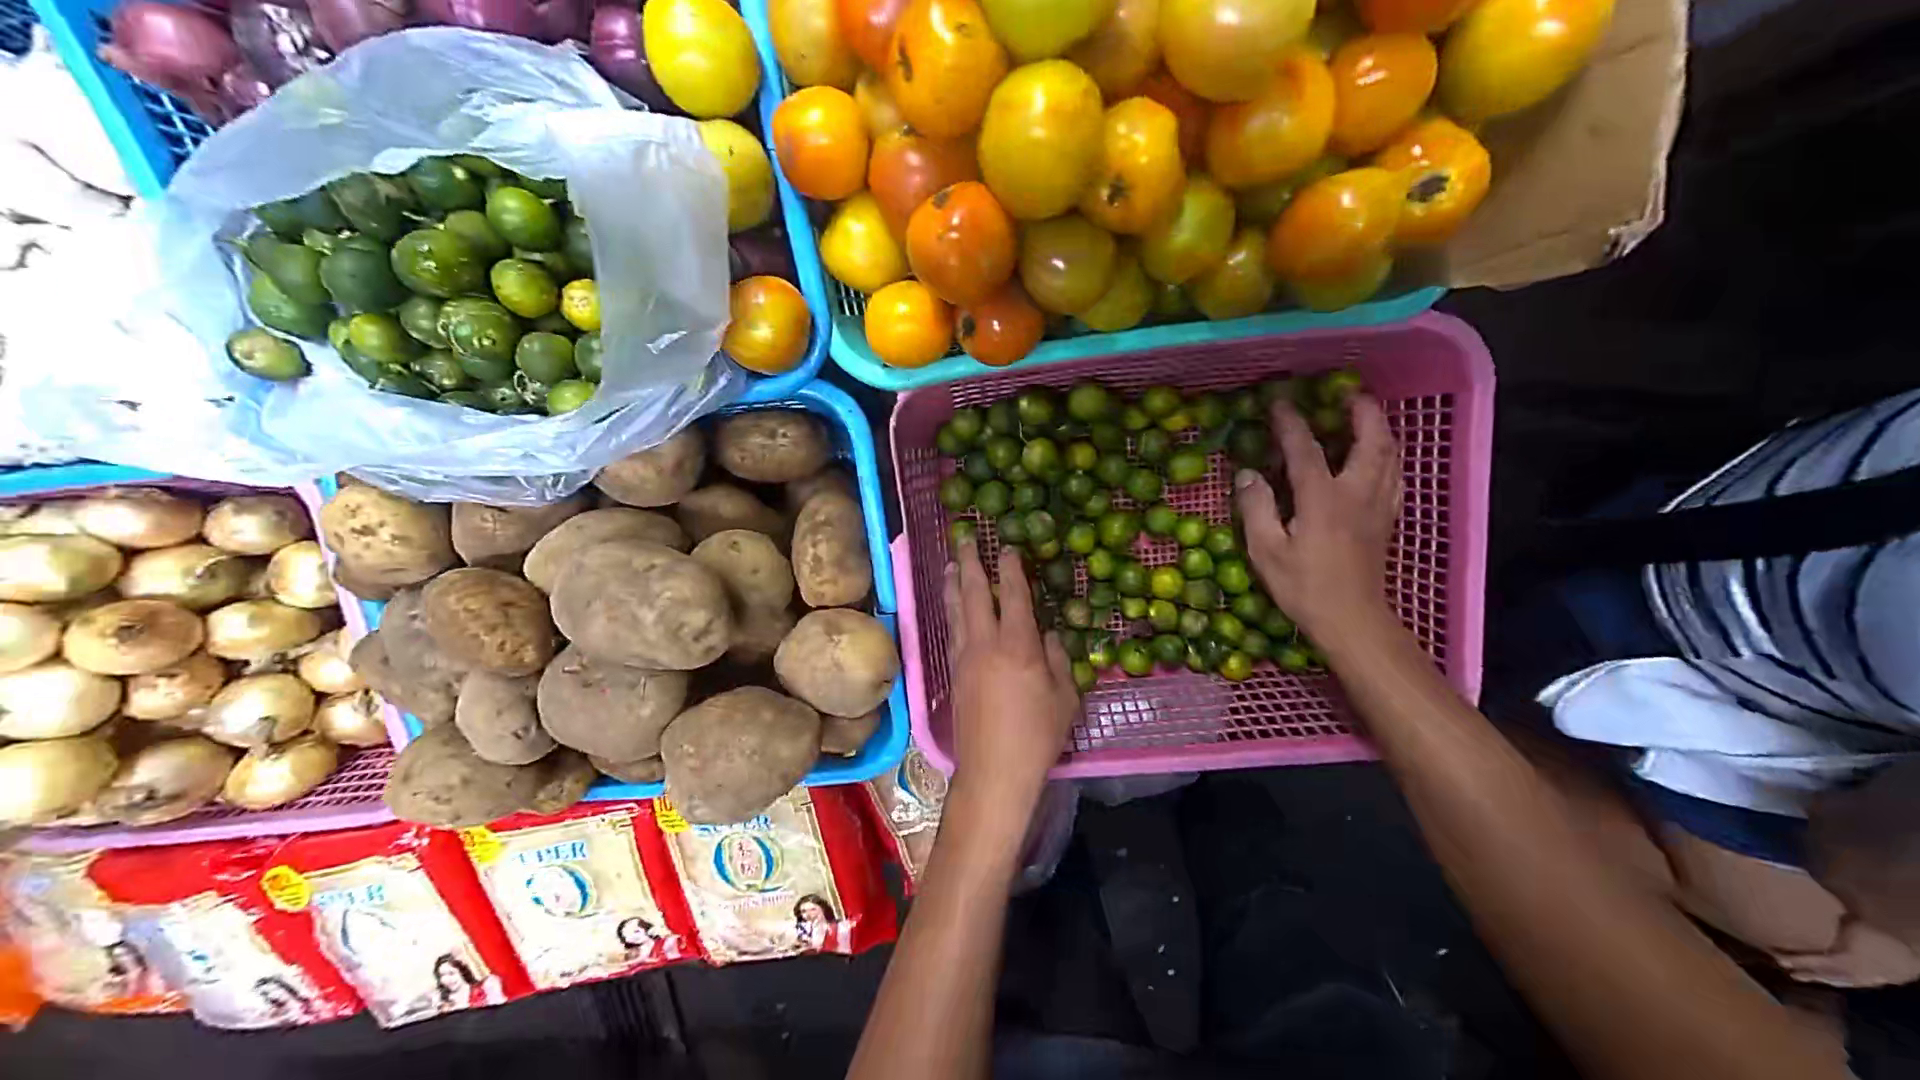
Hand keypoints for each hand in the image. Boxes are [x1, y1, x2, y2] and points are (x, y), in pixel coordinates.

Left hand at [943, 538, 1078, 809]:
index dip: (1010, 568)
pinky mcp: (953, 675)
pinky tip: (952, 608)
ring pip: (955, 611)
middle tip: (965, 539)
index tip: (1007, 547)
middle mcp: (985, 644)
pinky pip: (951, 632)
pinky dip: (951, 611)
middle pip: (973, 594)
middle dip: (970, 563)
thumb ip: (1058, 660)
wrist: (994, 771)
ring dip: (953, 584)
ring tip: (951, 564)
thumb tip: (1051, 637)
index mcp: (1018, 645)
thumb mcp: (1065, 697)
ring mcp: (964, 658)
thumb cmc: (1037, 735)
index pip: (1012, 595)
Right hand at [1234, 394, 1401, 645]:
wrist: (1352, 619)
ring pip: (1390, 455)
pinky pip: (1395, 476)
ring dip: (1379, 429)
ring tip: (1365, 416)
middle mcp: (1357, 494)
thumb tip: (1248, 474)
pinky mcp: (1387, 520)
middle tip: (1348, 394)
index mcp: (1323, 499)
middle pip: (1371, 440)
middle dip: (1361, 412)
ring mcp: (1378, 506)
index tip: (1279, 403)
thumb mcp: (1266, 550)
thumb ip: (1256, 508)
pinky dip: (1388, 456)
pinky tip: (1379, 457)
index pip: (1307, 449)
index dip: (1291, 423)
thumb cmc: (1303, 587)